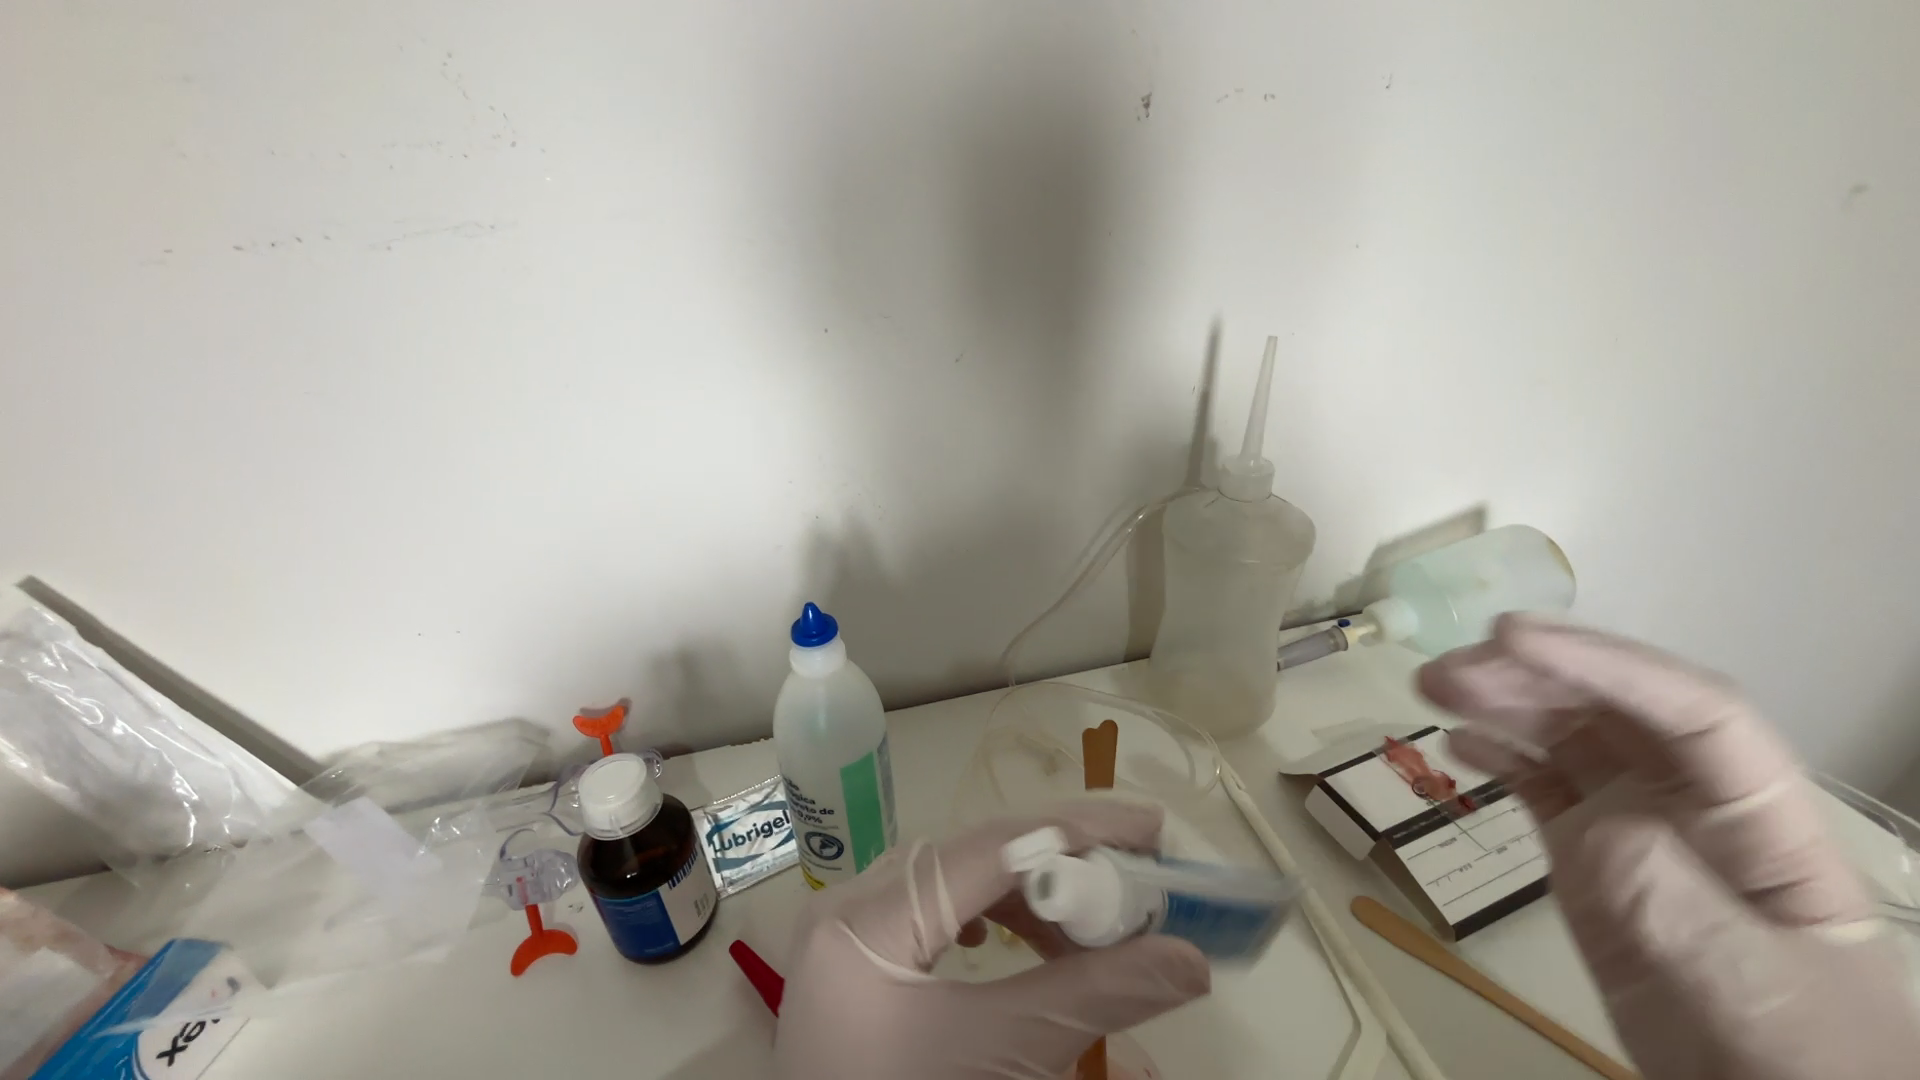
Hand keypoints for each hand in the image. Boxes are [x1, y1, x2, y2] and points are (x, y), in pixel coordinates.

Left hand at [774, 799, 1209, 1079]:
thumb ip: (1092, 998)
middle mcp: (848, 904)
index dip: (1077, 831)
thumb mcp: (1000, 1058)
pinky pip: (933, 905)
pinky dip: (987, 915)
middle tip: (1134, 878)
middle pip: (972, 854)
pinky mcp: (858, 954)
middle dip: (1060, 864)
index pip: (987, 846)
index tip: (1150, 829)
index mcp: (865, 920)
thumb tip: (1189, 958)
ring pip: (956, 876)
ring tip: (1087, 933)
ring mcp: (848, 928)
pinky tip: (1009, 940)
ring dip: (1029, 897)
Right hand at [1419, 614, 1919, 1079]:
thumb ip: (1680, 899)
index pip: (1690, 711)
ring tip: (1431, 687)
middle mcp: (1690, 801)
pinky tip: (1456, 744)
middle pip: (1612, 710)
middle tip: (1445, 670)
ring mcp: (1636, 823)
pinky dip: (1496, 755)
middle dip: (1530, 675)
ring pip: (1565, 736)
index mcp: (1757, 818)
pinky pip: (1539, 783)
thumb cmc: (1786, 1050)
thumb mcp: (1747, 985)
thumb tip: (1608, 823)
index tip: (1513, 636)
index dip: (1605, 664)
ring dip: (1499, 703)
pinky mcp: (1591, 851)